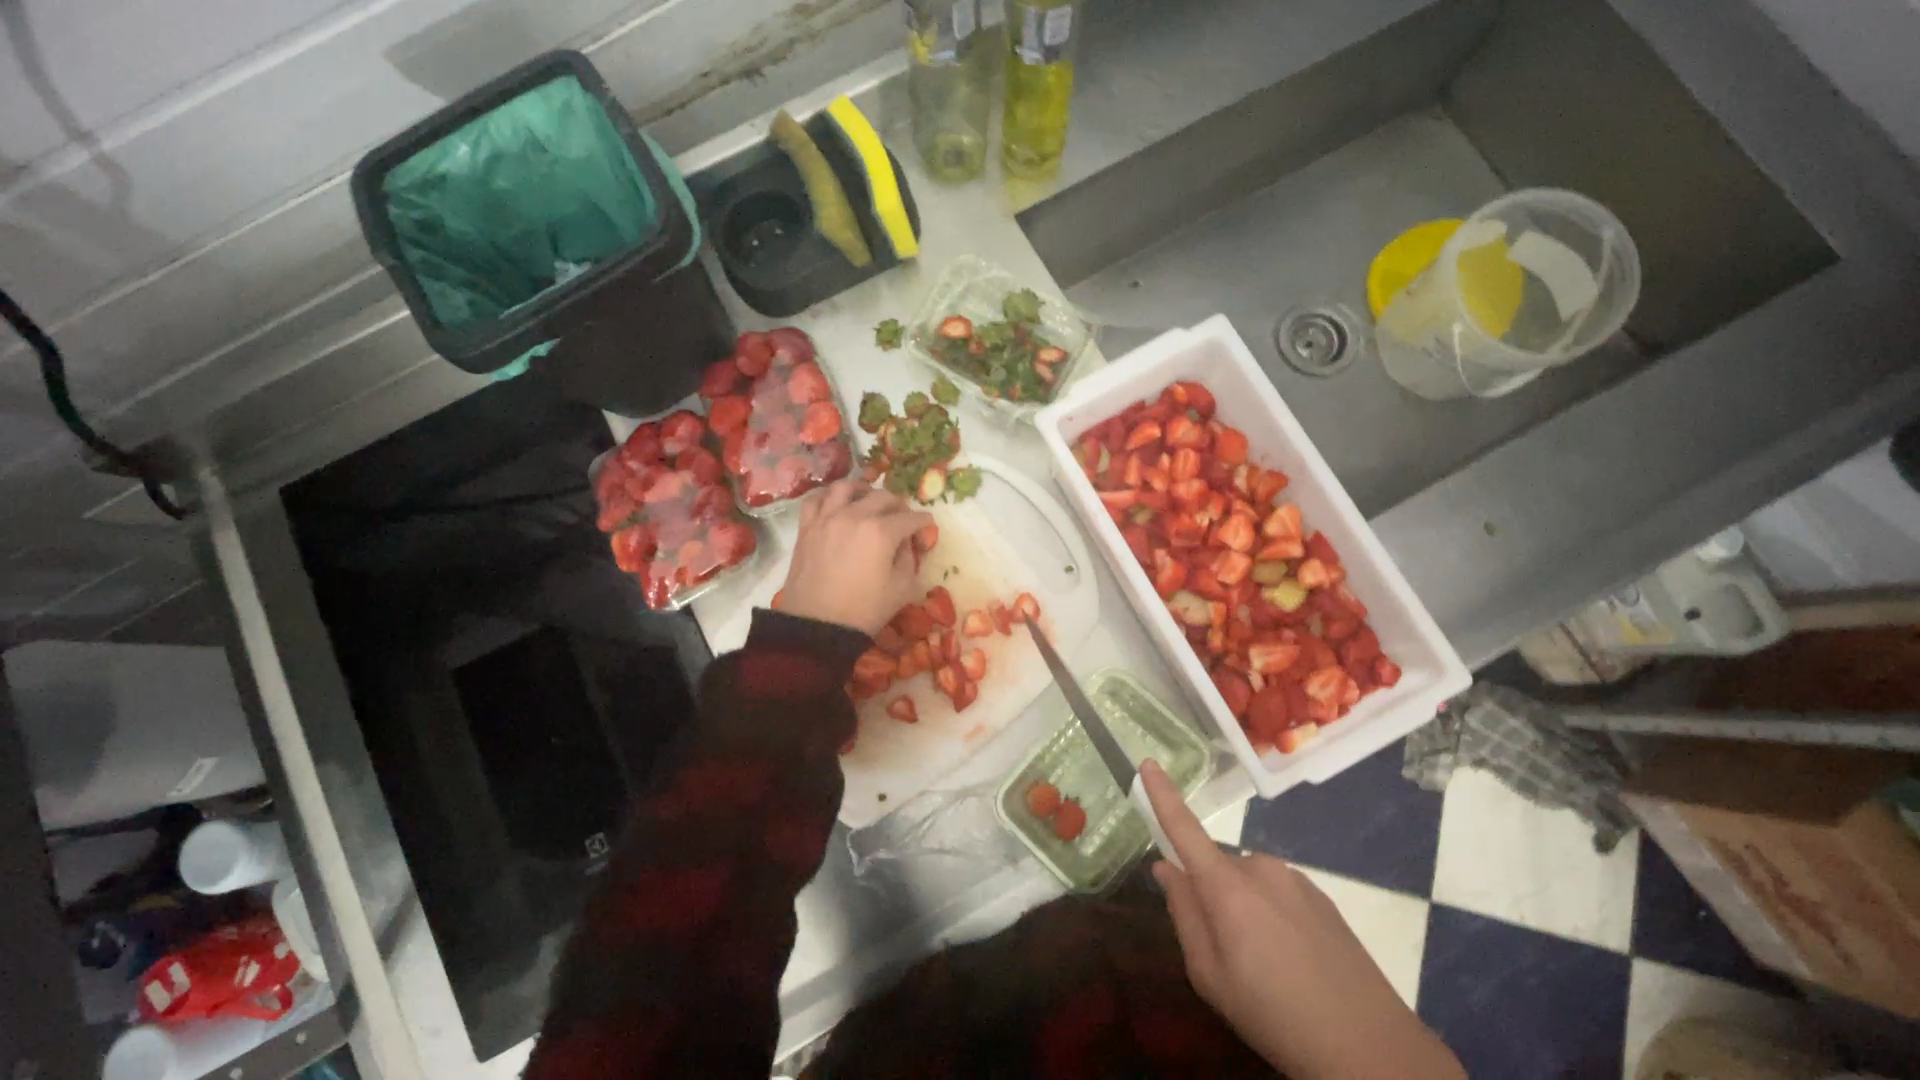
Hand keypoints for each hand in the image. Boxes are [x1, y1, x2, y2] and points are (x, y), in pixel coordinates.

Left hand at [777, 481, 935, 636]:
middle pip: (882, 497)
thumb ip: (909, 558)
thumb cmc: (864, 611)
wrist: (817, 627)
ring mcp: (827, 518)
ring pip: (847, 487)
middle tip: (902, 517)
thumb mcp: (902, 589)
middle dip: (898, 505)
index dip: (923, 522)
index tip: (926, 527)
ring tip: (868, 499)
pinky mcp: (806, 527)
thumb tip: (906, 542)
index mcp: (881, 532)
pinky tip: (836, 504)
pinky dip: (829, 496)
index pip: (910, 518)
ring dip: (863, 490)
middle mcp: (854, 516)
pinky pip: (816, 499)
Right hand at [1141, 760, 1464, 1079]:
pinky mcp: (1323, 897)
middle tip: (1224, 955)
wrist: (1370, 1045)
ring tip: (1265, 969)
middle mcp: (1262, 869)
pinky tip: (1293, 965)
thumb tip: (1167, 868)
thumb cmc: (1274, 1015)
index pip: (1185, 830)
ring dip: (1245, 911)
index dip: (1163, 796)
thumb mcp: (1210, 976)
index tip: (1148, 763)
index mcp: (1228, 887)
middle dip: (1211, 897)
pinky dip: (1273, 919)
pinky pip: (1279, 896)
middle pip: (1217, 868)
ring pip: (1249, 884)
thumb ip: (1184, 915)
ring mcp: (1297, 880)